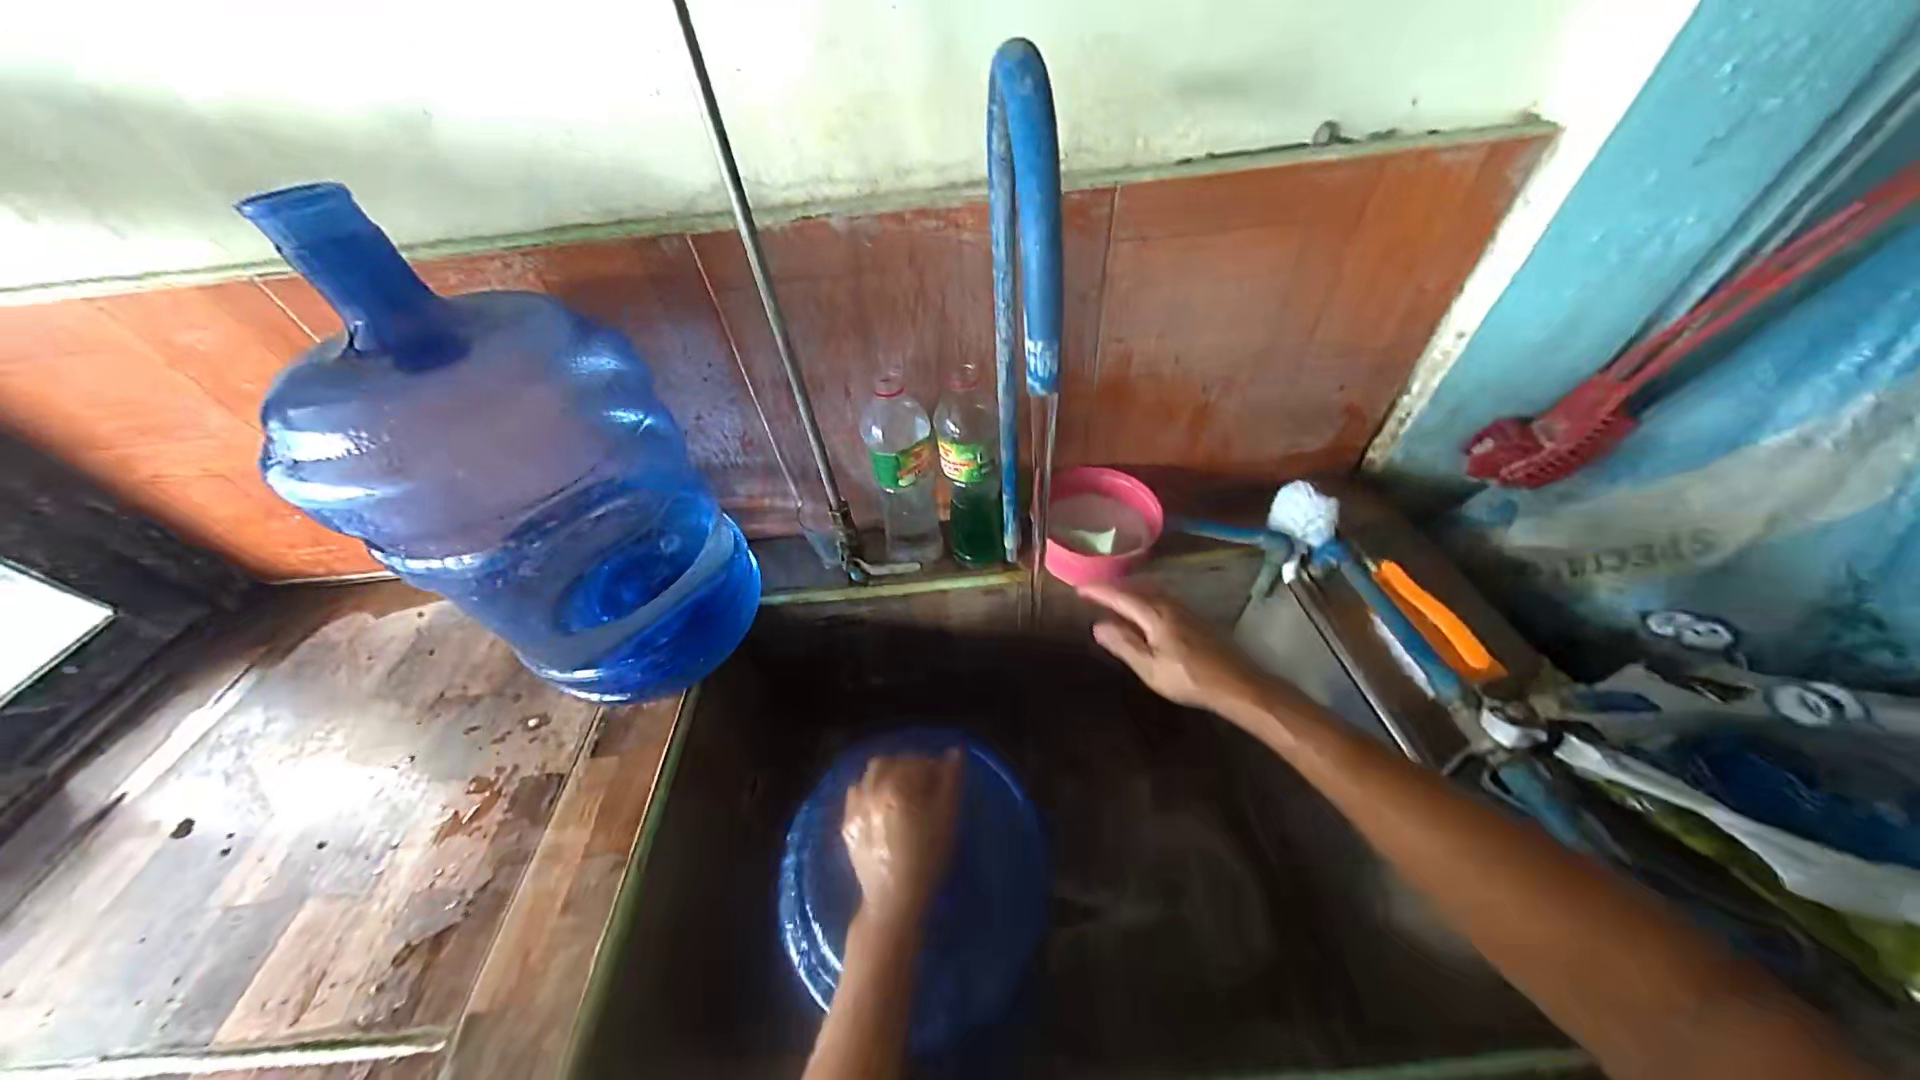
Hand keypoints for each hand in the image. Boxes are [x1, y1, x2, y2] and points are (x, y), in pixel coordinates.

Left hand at [841, 750, 964, 927]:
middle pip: (888, 762)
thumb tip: (954, 752)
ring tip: (902, 793)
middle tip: (924, 783)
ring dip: (886, 775)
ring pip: (869, 776)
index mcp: (895, 786)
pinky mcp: (846, 825)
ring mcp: (854, 808)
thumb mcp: (947, 818)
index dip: (934, 767)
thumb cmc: (928, 859)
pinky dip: (868, 790)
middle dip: (907, 766)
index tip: (945, 778)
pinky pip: (855, 794)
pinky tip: (881, 806)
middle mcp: (870, 791)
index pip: (916, 762)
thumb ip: (951, 781)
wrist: (894, 902)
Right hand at [1078, 582, 1280, 718]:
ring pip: (1151, 592)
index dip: (1098, 591)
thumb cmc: (1189, 679)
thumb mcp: (1150, 668)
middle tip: (1091, 593)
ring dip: (1129, 592)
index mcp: (1155, 614)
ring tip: (1113, 600)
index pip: (1120, 596)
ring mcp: (1185, 609)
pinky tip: (1144, 610)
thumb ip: (1123, 644)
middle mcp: (1170, 604)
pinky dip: (1145, 598)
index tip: (1078, 589)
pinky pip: (1162, 598)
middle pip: (1136, 588)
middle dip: (1112, 588)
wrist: (1238, 684)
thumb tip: (1098, 625)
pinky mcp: (1195, 618)